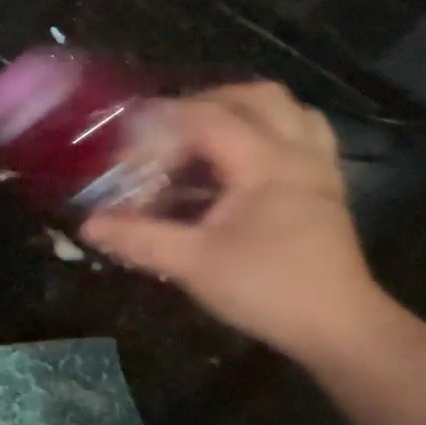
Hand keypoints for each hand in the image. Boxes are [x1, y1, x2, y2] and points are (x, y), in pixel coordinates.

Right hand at [81, 81, 386, 358]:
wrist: (337, 326)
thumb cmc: (266, 289)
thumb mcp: (191, 263)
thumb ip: (138, 237)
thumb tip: (88, 225)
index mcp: (266, 164)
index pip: (208, 118)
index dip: (160, 121)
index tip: (123, 139)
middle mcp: (298, 154)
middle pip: (256, 98)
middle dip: (203, 104)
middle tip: (164, 133)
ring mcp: (317, 169)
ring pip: (286, 112)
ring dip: (241, 114)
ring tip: (200, 141)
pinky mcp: (322, 189)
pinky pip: (299, 137)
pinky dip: (264, 135)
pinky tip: (233, 166)